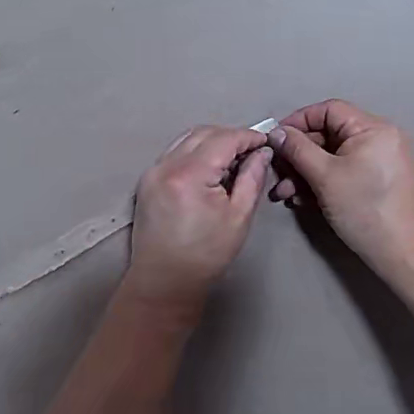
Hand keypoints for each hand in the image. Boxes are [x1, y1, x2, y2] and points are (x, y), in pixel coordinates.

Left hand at [123, 125, 271, 309]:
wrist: (165, 281)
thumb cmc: (206, 254)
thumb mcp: (239, 217)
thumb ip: (251, 178)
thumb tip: (262, 152)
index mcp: (190, 175)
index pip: (224, 139)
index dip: (248, 136)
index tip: (266, 142)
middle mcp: (166, 166)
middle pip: (204, 132)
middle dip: (231, 136)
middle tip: (252, 151)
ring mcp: (153, 171)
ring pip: (187, 138)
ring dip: (212, 140)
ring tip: (233, 159)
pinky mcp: (147, 180)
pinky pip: (175, 152)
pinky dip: (195, 151)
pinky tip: (210, 168)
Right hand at [268, 99, 413, 269]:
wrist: (400, 252)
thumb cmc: (363, 208)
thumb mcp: (324, 176)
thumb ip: (297, 149)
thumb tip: (276, 132)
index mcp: (373, 128)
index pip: (328, 110)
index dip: (298, 121)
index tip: (275, 140)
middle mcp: (378, 138)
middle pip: (328, 134)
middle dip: (298, 154)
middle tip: (277, 171)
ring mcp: (378, 160)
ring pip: (332, 155)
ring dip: (305, 172)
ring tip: (285, 192)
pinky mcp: (374, 180)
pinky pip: (342, 170)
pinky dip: (321, 181)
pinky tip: (301, 198)